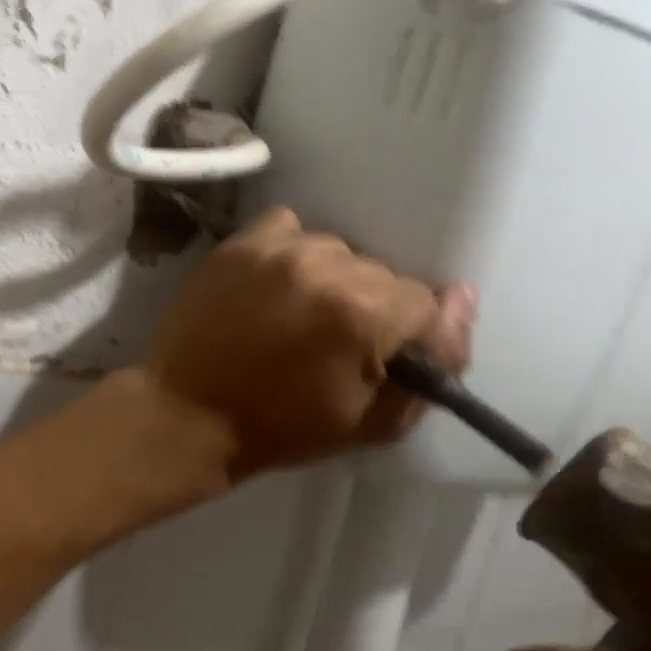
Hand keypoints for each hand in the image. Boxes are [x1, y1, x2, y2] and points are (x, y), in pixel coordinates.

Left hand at [144, 206, 475, 479]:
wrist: (189, 410)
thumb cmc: (284, 425)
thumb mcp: (377, 418)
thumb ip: (435, 359)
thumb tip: (462, 298)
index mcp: (362, 312)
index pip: (423, 302)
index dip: (412, 334)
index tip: (385, 356)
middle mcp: (321, 267)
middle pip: (380, 273)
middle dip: (373, 307)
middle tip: (338, 341)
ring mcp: (273, 250)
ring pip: (336, 249)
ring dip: (333, 277)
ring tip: (304, 312)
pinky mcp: (236, 244)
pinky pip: (286, 226)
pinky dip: (292, 247)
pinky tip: (279, 280)